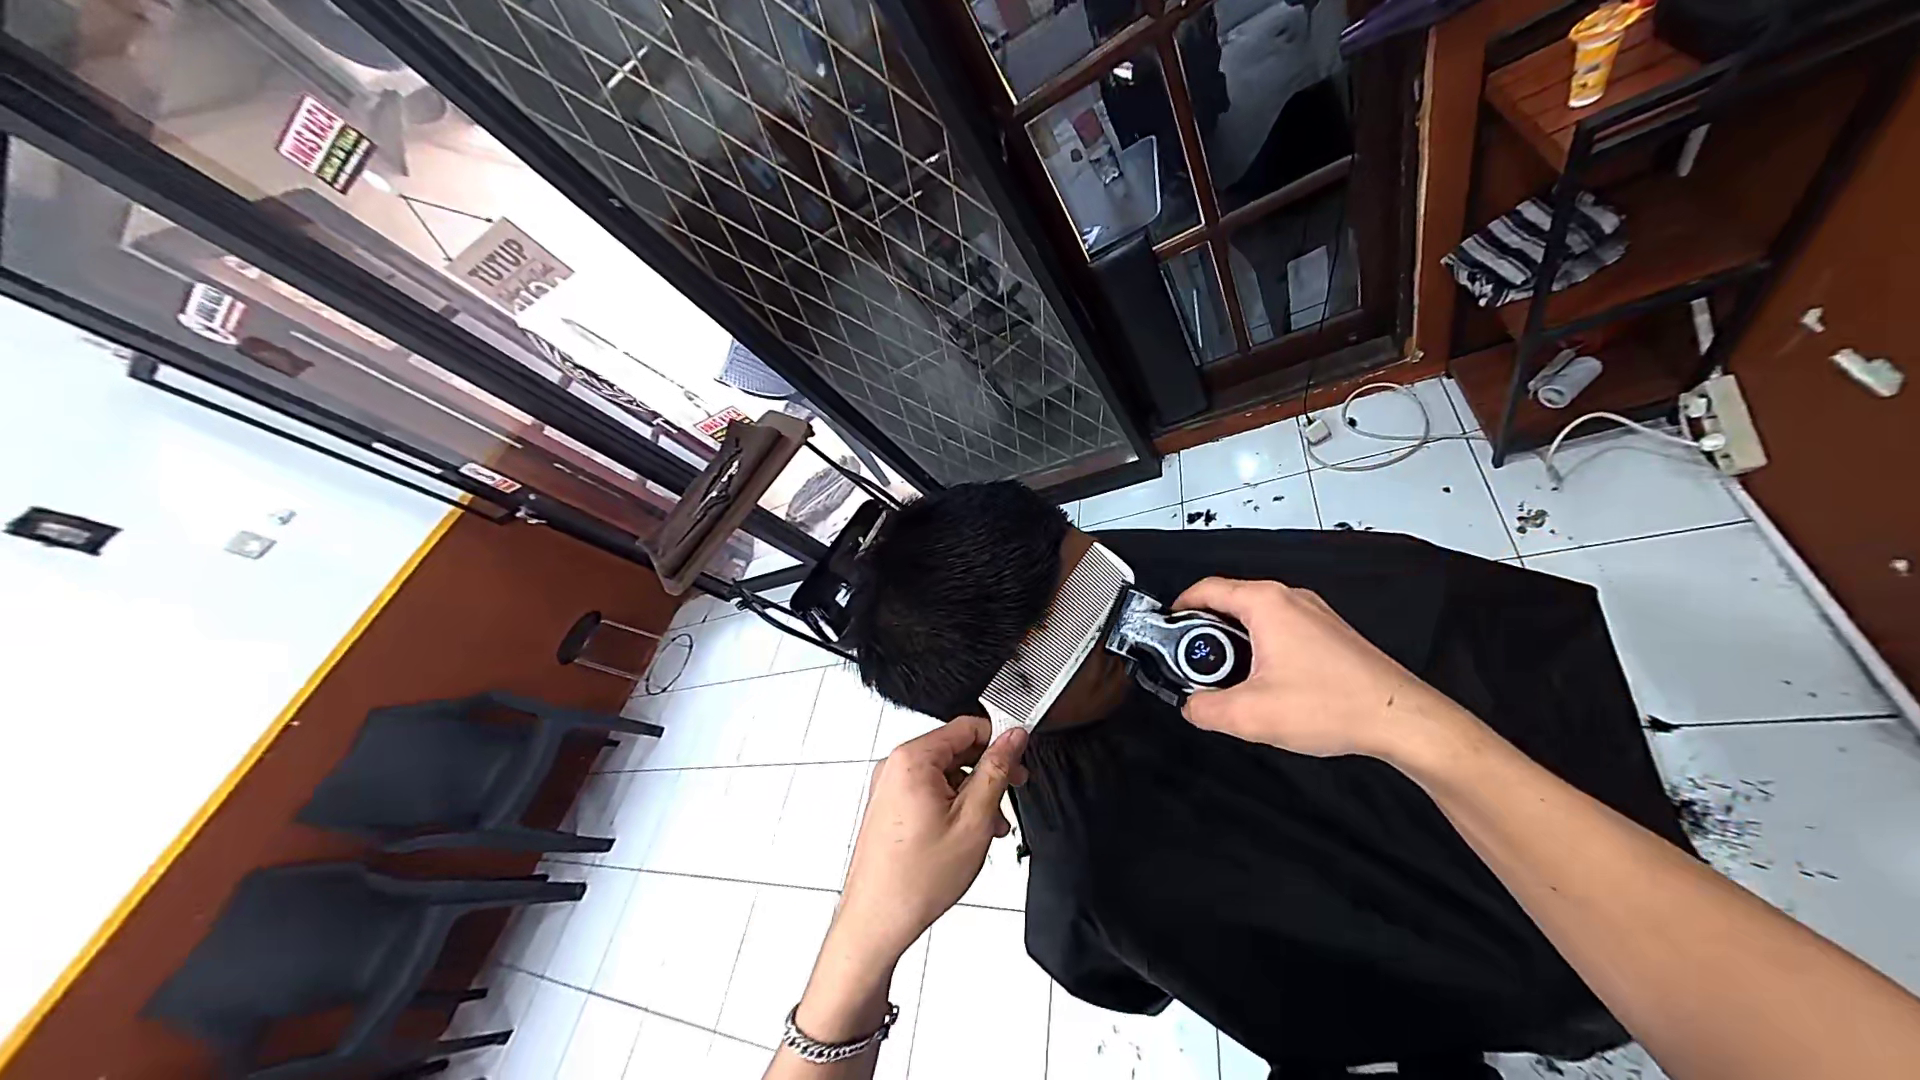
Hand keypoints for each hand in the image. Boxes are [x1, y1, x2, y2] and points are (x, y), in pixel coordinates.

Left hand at [792, 719, 1027, 1048]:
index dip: (999, 740)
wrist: (877, 921)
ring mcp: (890, 786)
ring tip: (991, 824)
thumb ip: (996, 770)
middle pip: (955, 749)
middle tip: (1011, 791)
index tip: (1018, 758)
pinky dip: (953, 804)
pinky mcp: (890, 806)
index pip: (967, 727)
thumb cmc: (915, 879)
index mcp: (913, 759)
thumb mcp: (974, 819)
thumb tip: (1013, 738)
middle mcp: (896, 766)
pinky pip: (929, 790)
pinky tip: (969, 831)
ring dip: (973, 792)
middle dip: (988, 770)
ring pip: (945, 773)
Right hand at [1173, 577, 1472, 760]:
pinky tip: (1264, 681)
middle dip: (1205, 631)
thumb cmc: (1335, 706)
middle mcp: (1290, 598)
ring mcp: (1313, 613)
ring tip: (1230, 678)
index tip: (1167, 630)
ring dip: (1233, 641)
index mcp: (1267, 603)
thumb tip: (1191, 705)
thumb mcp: (1249, 715)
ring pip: (1255, 616)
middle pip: (1229, 601)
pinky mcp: (1328, 632)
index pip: (1206, 589)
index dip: (1178, 608)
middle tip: (1196, 663)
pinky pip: (1278, 627)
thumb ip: (1203, 709)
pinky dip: (1259, 647)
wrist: (1403, 720)